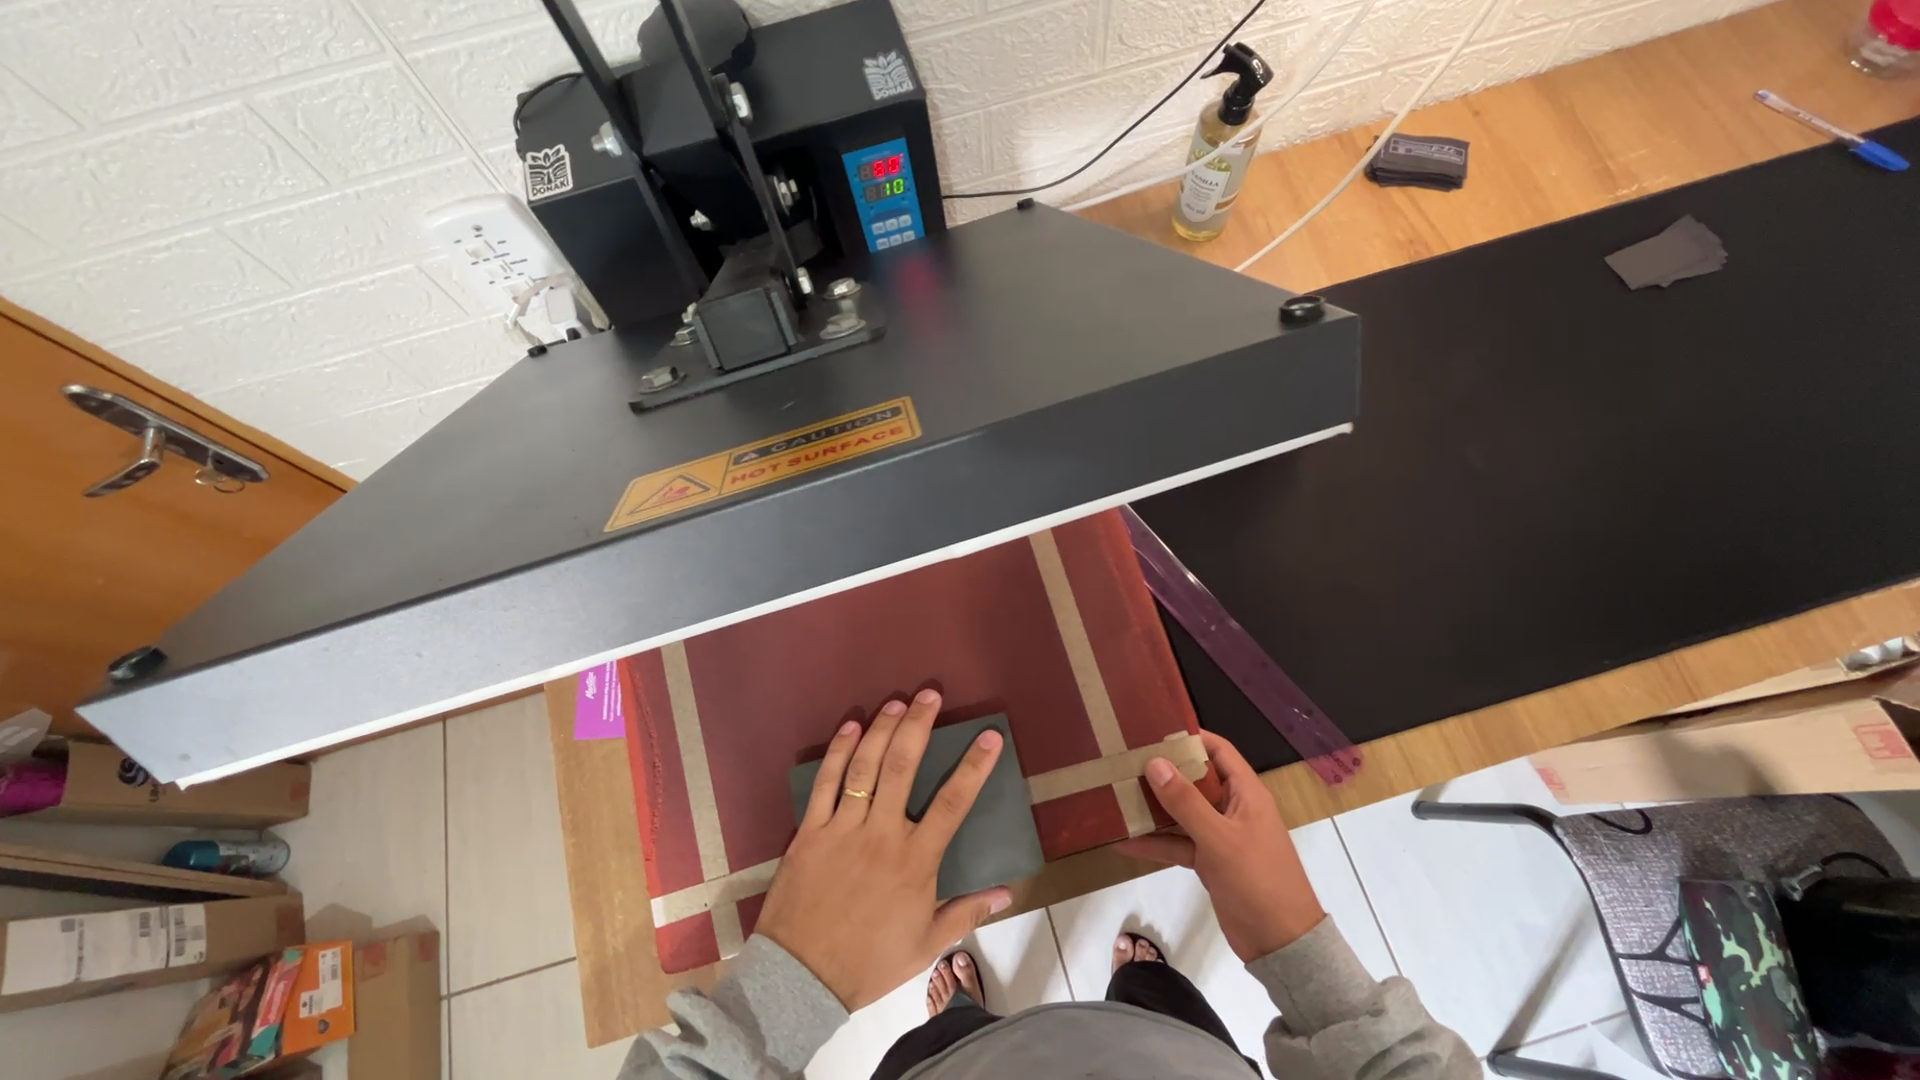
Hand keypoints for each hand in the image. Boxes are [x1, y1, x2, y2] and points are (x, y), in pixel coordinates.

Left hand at [755, 689, 1011, 1009]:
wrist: (802, 979)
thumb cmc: (869, 962)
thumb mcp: (925, 944)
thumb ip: (966, 913)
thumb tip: (1006, 893)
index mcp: (915, 861)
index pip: (952, 803)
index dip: (973, 767)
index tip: (988, 736)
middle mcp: (881, 834)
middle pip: (902, 768)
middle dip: (919, 726)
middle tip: (929, 695)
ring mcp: (842, 828)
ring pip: (864, 767)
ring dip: (881, 730)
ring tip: (897, 703)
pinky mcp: (809, 831)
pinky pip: (825, 783)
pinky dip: (837, 752)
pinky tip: (850, 727)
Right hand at [1117, 730, 1324, 960]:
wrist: (1281, 944)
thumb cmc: (1258, 881)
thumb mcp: (1218, 839)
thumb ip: (1185, 802)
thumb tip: (1154, 762)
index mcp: (1246, 793)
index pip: (1218, 751)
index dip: (1190, 737)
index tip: (1153, 729)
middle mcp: (1233, 808)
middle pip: (1195, 779)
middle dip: (1163, 771)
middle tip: (1125, 759)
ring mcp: (1220, 836)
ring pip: (1183, 812)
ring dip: (1154, 807)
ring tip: (1116, 794)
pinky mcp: (1210, 861)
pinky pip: (1178, 843)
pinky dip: (1155, 842)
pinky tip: (1124, 841)